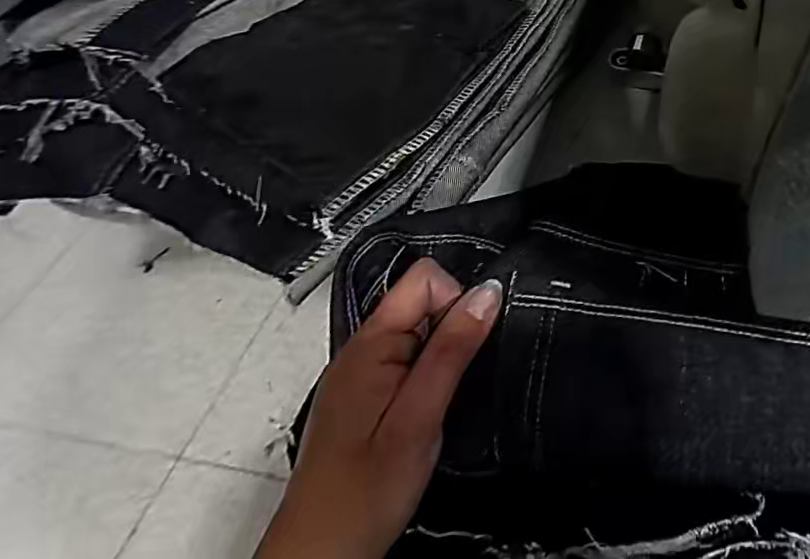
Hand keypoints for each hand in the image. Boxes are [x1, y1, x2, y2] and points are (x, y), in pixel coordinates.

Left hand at [257, 258, 501, 558]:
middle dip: (452, 329)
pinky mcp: (367, 393)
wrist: (320, 557)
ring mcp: (362, 372)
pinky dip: (430, 372)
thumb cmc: (365, 492)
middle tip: (447, 381)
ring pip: (421, 329)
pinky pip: (410, 355)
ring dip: (442, 353)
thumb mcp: (421, 415)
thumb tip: (489, 291)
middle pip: (424, 300)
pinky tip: (427, 407)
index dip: (456, 300)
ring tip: (438, 398)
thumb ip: (453, 348)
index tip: (460, 347)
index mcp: (368, 346)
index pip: (424, 278)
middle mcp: (360, 350)